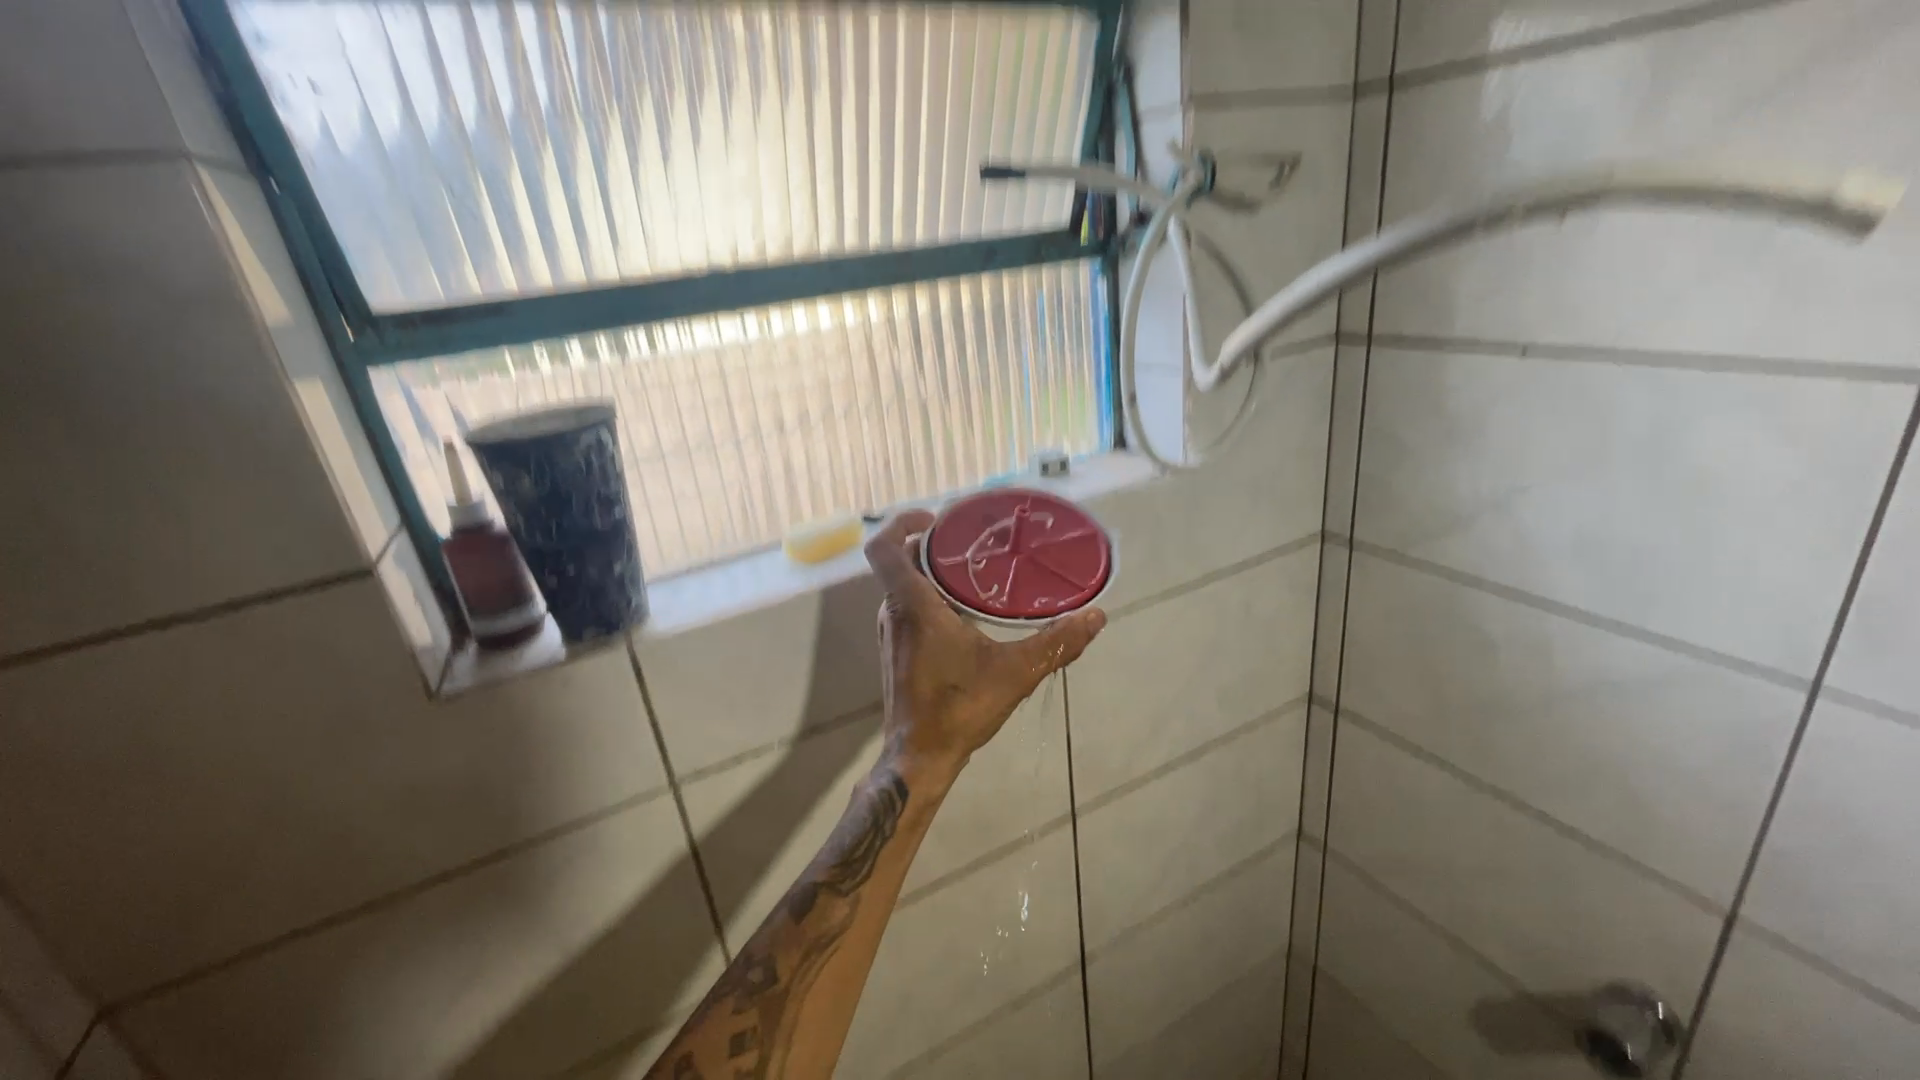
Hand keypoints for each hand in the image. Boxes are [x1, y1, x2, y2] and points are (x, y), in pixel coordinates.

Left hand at [863, 510, 1107, 784]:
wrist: (921, 757)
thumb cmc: (958, 709)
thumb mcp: (1015, 673)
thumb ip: (1056, 643)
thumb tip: (1096, 617)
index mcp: (912, 606)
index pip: (883, 547)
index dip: (902, 522)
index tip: (936, 518)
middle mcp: (894, 613)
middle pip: (901, 562)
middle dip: (934, 545)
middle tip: (975, 541)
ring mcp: (893, 634)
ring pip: (906, 586)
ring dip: (934, 573)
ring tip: (977, 571)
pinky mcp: (898, 652)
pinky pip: (910, 608)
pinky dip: (933, 597)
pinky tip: (969, 611)